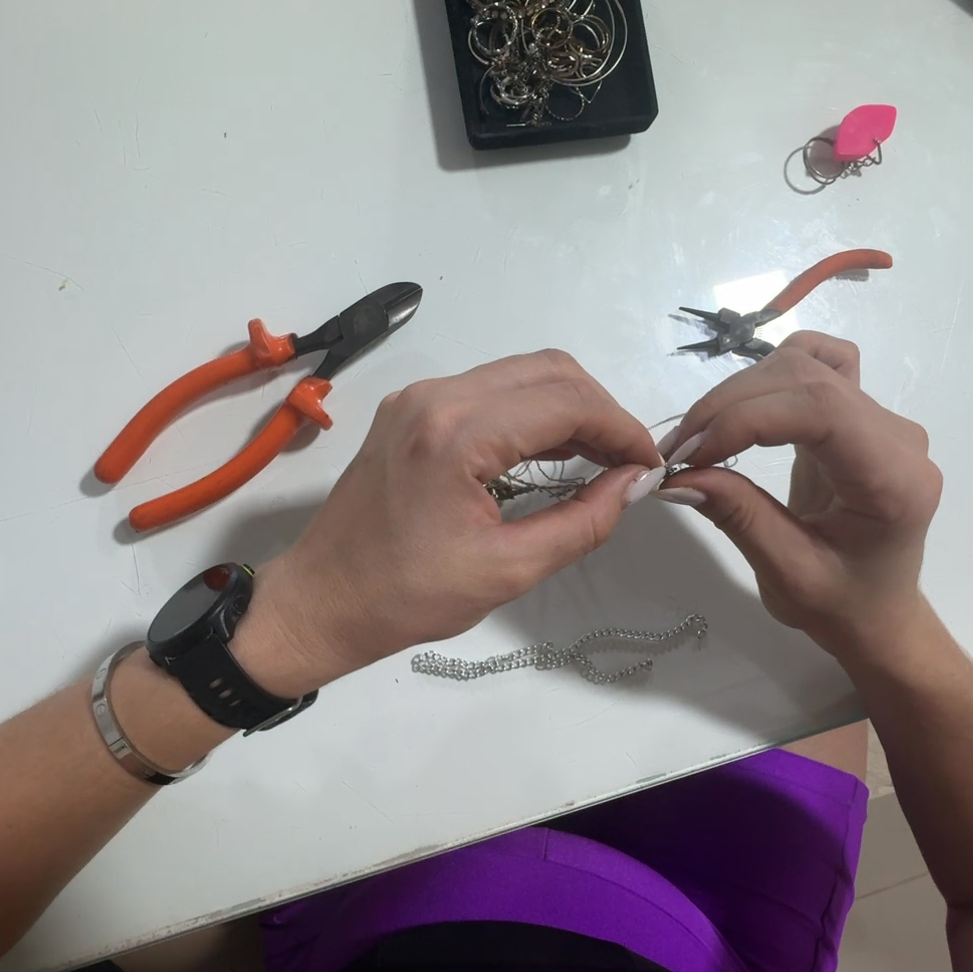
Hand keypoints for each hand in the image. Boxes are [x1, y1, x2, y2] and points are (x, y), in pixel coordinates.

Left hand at [231, 350, 663, 695]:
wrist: (323, 600)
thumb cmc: (408, 598)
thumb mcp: (508, 569)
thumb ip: (583, 521)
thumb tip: (635, 482)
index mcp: (457, 434)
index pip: (567, 402)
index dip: (622, 428)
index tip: (650, 465)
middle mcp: (435, 397)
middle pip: (547, 371)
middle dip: (599, 411)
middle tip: (626, 462)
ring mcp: (417, 399)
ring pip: (518, 374)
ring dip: (566, 408)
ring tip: (598, 458)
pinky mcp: (408, 411)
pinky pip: (486, 392)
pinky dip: (528, 412)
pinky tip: (550, 449)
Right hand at [655, 332, 942, 660]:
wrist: (875, 611)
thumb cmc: (840, 605)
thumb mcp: (786, 574)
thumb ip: (739, 517)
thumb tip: (679, 475)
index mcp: (892, 480)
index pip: (820, 409)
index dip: (744, 419)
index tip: (687, 457)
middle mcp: (896, 436)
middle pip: (805, 377)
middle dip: (726, 407)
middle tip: (676, 455)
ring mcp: (880, 420)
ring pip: (803, 364)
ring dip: (736, 393)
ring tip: (697, 439)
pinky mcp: (856, 416)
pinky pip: (818, 364)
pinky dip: (770, 375)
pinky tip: (740, 407)